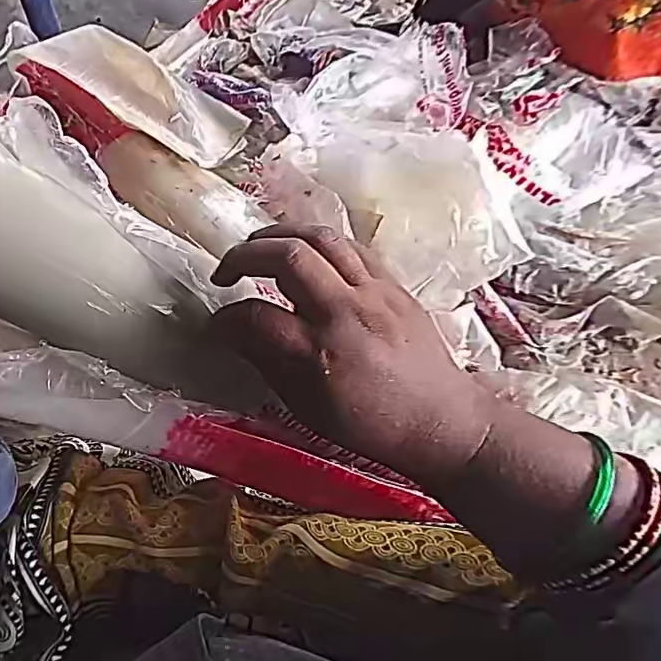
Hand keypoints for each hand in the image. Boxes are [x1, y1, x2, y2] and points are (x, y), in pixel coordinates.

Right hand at [209, 225, 499, 487]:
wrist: (444, 423)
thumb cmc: (368, 424)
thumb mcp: (304, 405)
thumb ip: (264, 360)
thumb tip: (231, 331)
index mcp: (318, 353)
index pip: (255, 316)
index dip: (225, 318)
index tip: (216, 325)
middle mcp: (346, 313)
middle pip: (287, 257)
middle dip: (243, 255)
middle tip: (226, 272)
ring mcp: (375, 293)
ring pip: (320, 238)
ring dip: (277, 236)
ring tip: (256, 249)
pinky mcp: (394, 285)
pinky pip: (349, 246)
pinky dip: (315, 243)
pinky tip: (301, 255)